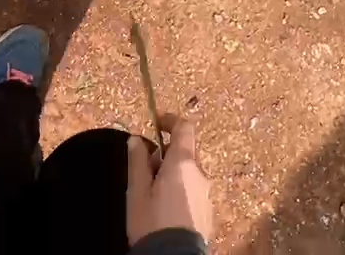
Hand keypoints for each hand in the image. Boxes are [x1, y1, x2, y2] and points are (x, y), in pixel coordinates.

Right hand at [126, 115, 213, 244]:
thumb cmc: (152, 224)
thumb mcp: (137, 192)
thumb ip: (138, 162)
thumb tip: (136, 139)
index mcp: (183, 163)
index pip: (184, 128)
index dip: (170, 120)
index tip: (155, 122)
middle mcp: (200, 174)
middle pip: (186, 151)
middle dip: (167, 153)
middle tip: (147, 169)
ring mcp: (206, 195)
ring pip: (190, 172)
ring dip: (174, 173)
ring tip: (153, 193)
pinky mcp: (208, 214)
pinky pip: (194, 191)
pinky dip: (181, 189)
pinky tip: (166, 209)